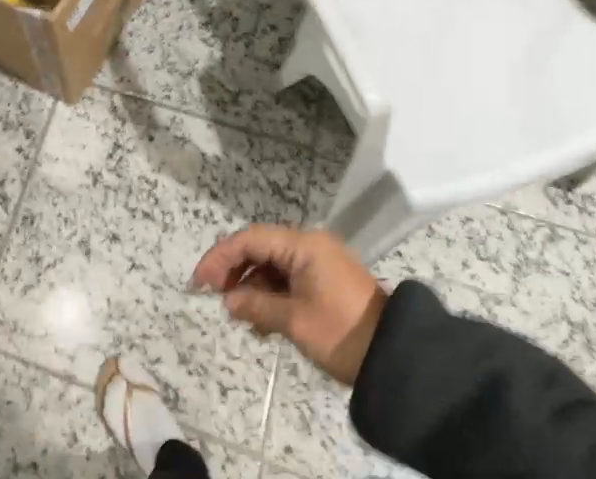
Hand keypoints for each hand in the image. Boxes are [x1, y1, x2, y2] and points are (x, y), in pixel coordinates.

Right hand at [190, 225, 385, 384]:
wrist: (395, 356)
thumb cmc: (341, 333)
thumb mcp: (294, 320)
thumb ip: (256, 305)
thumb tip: (228, 301)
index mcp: (304, 245)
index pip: (250, 239)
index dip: (220, 257)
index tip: (199, 283)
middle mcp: (310, 246)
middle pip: (260, 249)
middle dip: (234, 271)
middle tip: (214, 297)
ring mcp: (319, 263)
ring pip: (272, 265)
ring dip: (252, 286)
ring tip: (239, 315)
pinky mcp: (325, 281)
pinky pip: (287, 279)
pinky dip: (270, 295)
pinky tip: (262, 322)